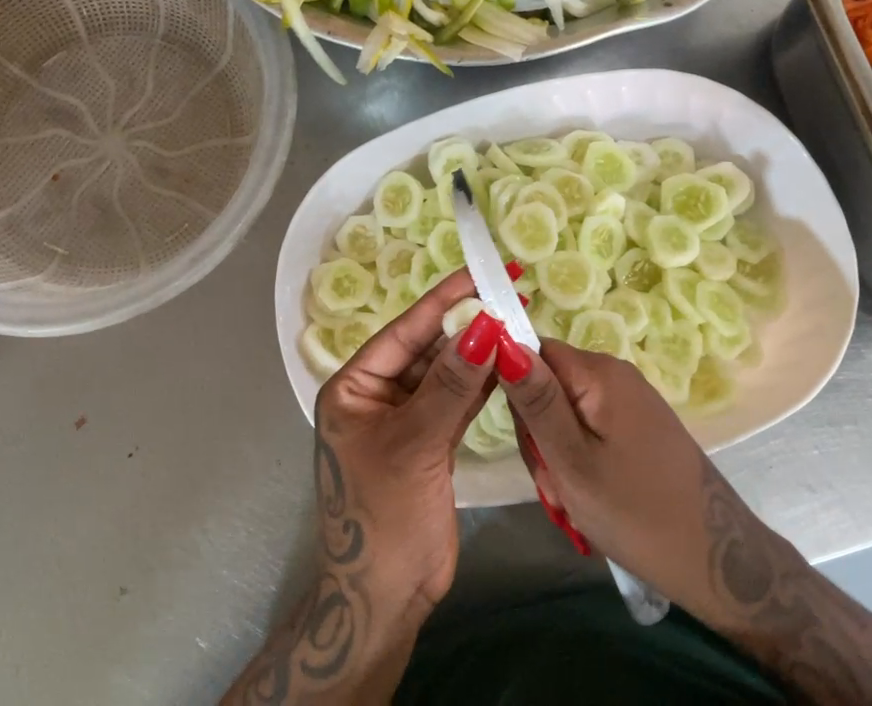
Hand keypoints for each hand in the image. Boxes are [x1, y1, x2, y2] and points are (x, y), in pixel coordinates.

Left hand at [224, 270, 502, 704]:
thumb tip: (484, 327)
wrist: (384, 597)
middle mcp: (375, 397)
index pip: (403, 332)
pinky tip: (508, 367)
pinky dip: (480, 387)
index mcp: (353, 388)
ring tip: (518, 325)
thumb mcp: (415, 445)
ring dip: (477, 355)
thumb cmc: (384, 518)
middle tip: (512, 298)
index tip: (481, 274)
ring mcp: (404, 421)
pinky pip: (455, 403)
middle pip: (426, 350)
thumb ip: (451, 385)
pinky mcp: (428, 445)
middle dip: (466, 327)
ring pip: (445, 376)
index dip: (442, 302)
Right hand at [495, 336, 784, 622]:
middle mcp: (616, 375)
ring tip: (569, 495)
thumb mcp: (571, 460)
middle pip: (545, 383)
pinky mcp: (637, 427)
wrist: (717, 561)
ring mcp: (630, 402)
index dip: (514, 386)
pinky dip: (577, 459)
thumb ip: (535, 400)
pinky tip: (586, 494)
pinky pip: (587, 429)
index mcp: (599, 373)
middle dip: (535, 431)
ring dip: (554, 452)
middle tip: (551, 481)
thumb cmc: (636, 512)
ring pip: (563, 411)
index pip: (531, 351)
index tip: (523, 436)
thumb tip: (498, 339)